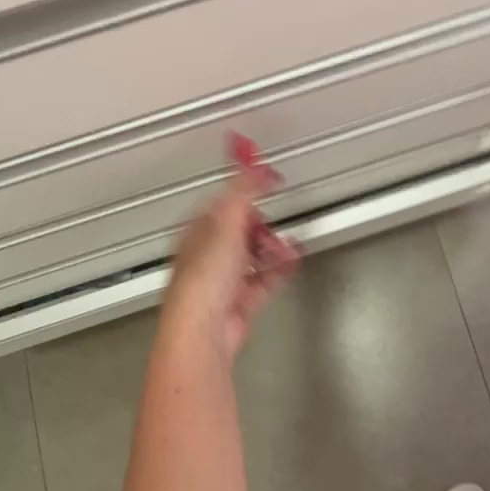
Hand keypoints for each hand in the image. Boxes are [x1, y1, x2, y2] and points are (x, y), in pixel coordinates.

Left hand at [160, 151, 300, 363]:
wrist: (205, 330)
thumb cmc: (202, 281)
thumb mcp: (227, 222)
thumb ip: (243, 188)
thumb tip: (251, 160)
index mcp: (196, 230)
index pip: (222, 199)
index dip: (245, 186)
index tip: (266, 176)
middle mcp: (208, 253)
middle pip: (240, 227)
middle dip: (261, 220)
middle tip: (272, 217)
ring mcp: (225, 278)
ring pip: (254, 252)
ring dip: (273, 245)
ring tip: (285, 243)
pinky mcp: (241, 299)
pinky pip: (266, 277)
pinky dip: (281, 267)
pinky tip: (292, 258)